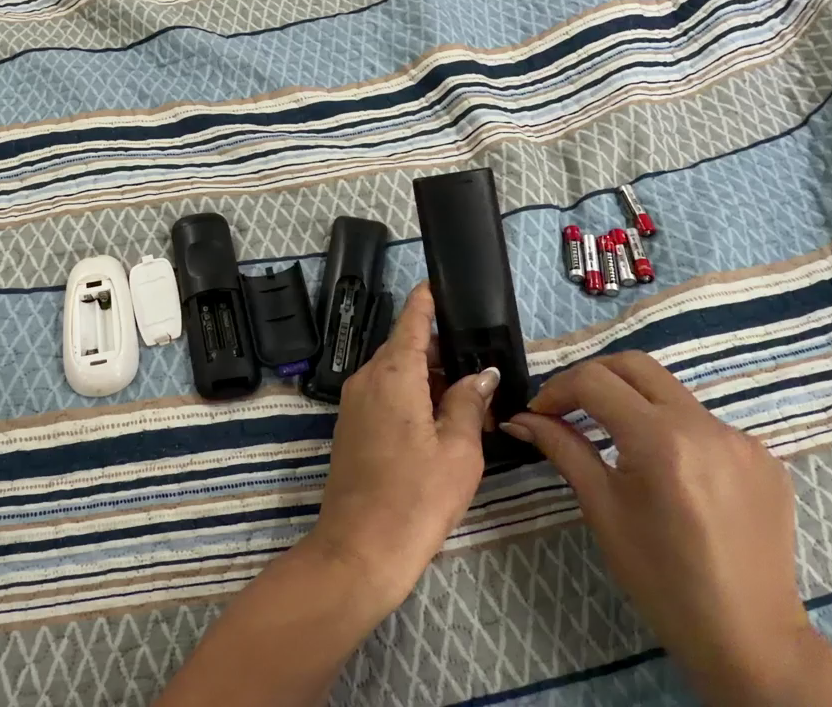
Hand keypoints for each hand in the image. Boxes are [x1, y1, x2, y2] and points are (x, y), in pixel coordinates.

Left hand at [309, 282, 498, 606]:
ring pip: (394, 374)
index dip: (426, 301)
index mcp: (392, 375)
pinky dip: (411, 397)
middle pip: (403, 348)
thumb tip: (480, 375)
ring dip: (426, 377)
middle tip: (478, 361)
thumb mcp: (458, 449)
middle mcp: (366, 380)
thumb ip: (468, 403)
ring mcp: (354, 405)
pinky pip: (384, 396)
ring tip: (468, 394)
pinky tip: (440, 419)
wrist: (361, 547)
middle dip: (437, 350)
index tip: (439, 283)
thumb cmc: (417, 496)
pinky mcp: (351, 428)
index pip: (410, 322)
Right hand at [498, 352, 831, 706]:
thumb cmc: (660, 577)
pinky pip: (705, 425)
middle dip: (593, 377)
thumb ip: (563, 449)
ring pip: (672, 395)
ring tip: (617, 444)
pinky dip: (674, 433)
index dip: (557, 389)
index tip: (539, 414)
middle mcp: (705, 426)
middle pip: (636, 366)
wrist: (748, 635)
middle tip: (569, 407)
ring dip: (635, 405)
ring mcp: (741, 439)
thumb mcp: (601, 508)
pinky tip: (668, 473)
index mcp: (660, 440)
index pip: (594, 381)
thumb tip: (522, 419)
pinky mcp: (764, 458)